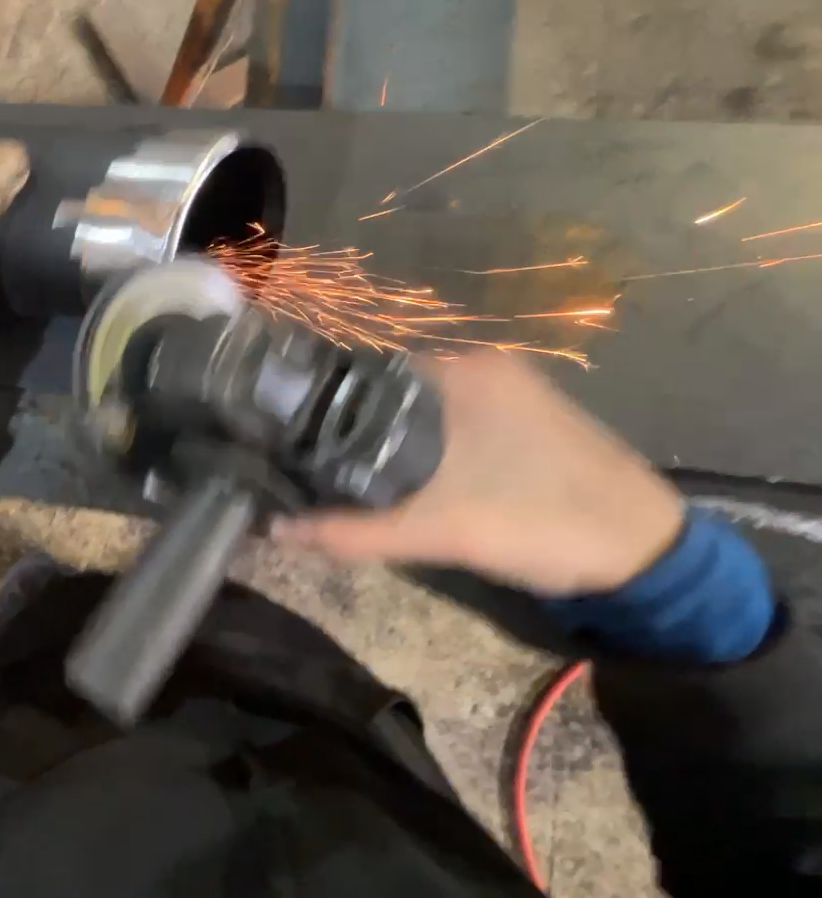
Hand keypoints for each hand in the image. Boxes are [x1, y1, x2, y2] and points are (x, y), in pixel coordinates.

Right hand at [271, 352, 684, 596]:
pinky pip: (444, 418)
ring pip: (414, 404)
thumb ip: (352, 531)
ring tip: (332, 462)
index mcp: (463, 372)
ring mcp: (507, 390)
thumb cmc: (542, 523)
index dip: (317, 397)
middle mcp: (482, 367)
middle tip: (300, 453)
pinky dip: (415, 438)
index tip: (278, 427)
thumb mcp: (438, 531)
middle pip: (385, 387)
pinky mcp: (522, 417)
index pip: (362, 369)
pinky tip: (394, 469)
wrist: (652, 558)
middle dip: (345, 419)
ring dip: (380, 431)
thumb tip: (274, 530)